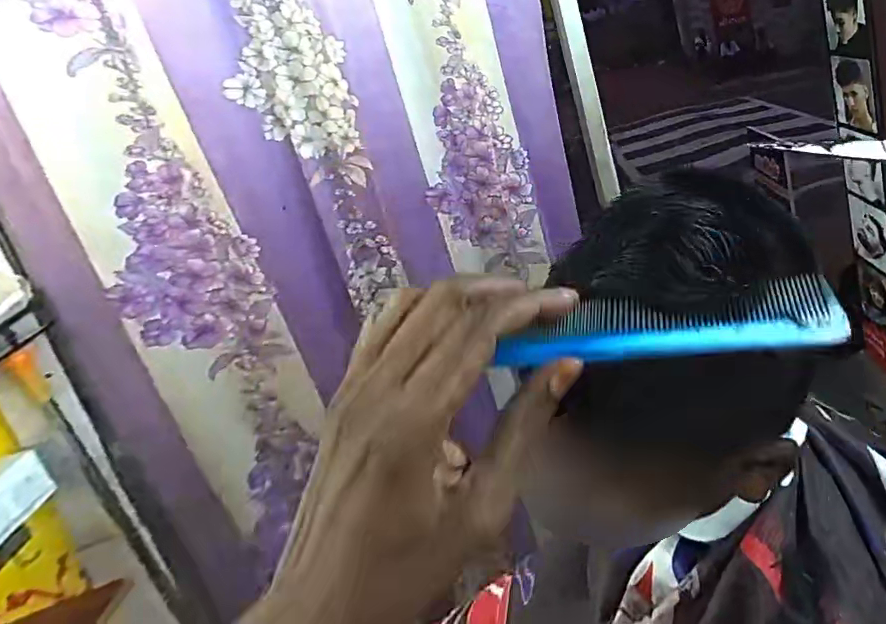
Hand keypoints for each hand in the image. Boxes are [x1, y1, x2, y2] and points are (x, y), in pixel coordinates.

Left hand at [248, 277, 581, 623]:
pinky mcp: (342, 389)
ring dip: (465, 293)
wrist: (319, 607)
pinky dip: (426, 307)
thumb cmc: (407, 569)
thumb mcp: (483, 508)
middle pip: (446, 304)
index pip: (478, 332)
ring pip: (413, 301)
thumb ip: (525, 425)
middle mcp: (378, 388)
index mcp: (414, 420)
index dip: (528, 307)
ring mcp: (353, 383)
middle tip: (544, 304)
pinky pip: (384, 322)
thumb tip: (566, 364)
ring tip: (506, 306)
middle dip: (503, 293)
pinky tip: (452, 323)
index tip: (566, 302)